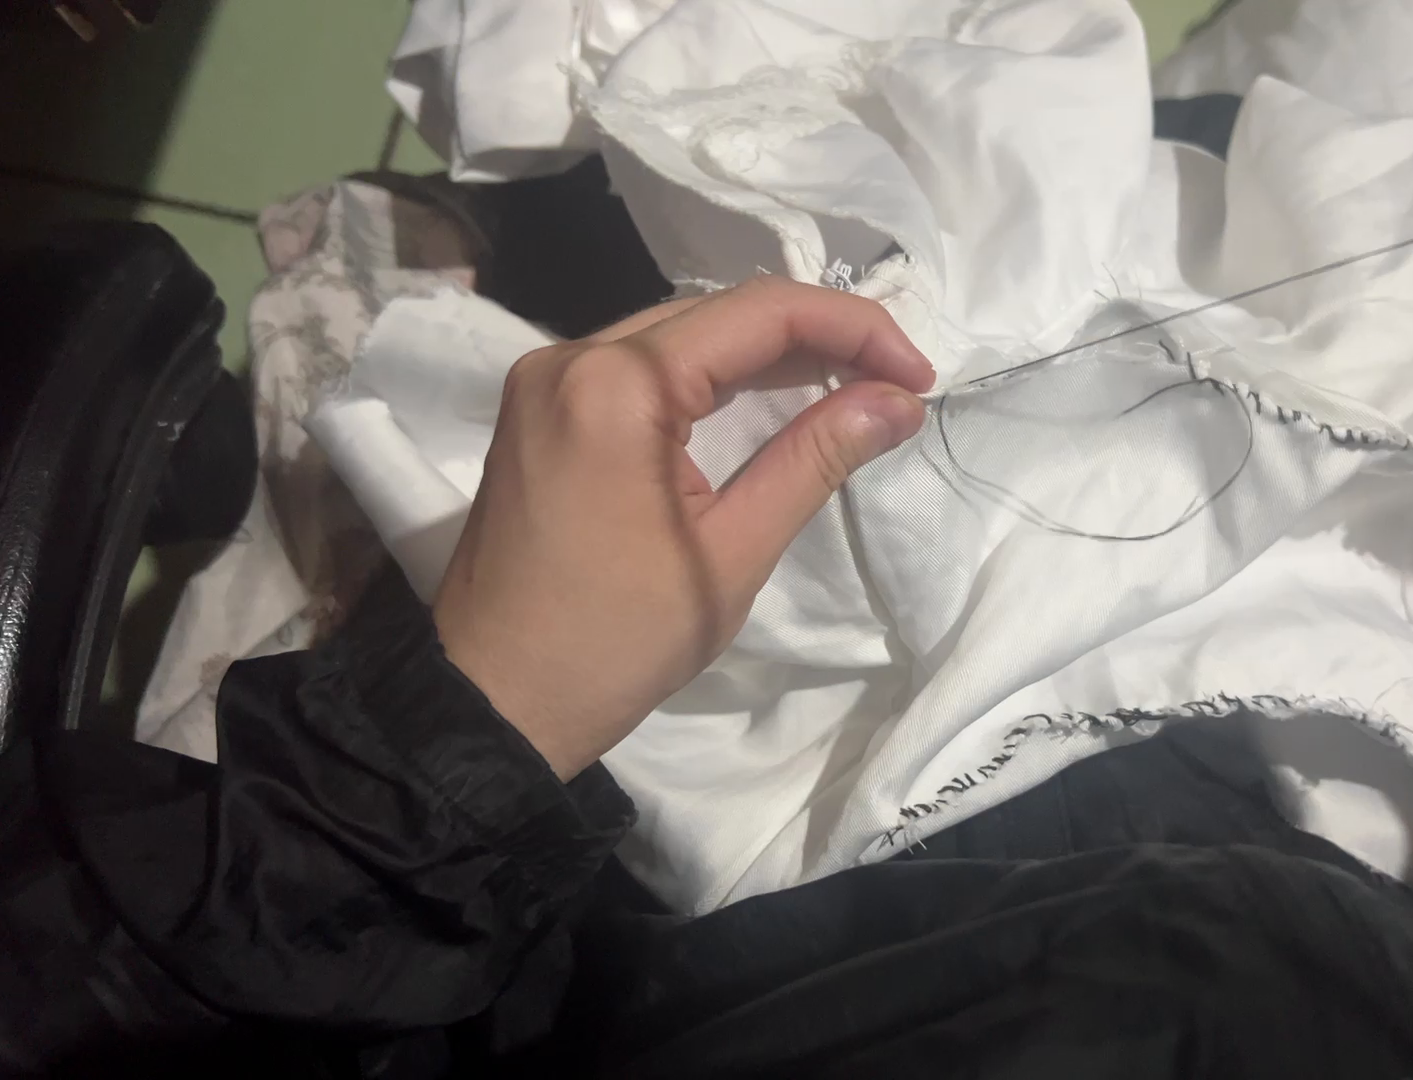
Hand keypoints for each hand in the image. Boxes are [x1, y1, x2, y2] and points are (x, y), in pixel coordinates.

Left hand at [431, 277, 933, 778]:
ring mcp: (551, 378)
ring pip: (686, 336)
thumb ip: (816, 460)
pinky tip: (769, 400)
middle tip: (893, 382)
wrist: (495, 702)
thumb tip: (898, 402)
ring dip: (772, 355)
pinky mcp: (547, 408)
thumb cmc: (617, 642)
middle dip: (821, 338)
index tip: (917, 376)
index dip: (856, 329)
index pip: (761, 314)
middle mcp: (574, 356)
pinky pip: (649, 368)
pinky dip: (718, 378)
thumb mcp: (734, 553)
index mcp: (618, 385)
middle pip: (722, 314)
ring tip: (851, 385)